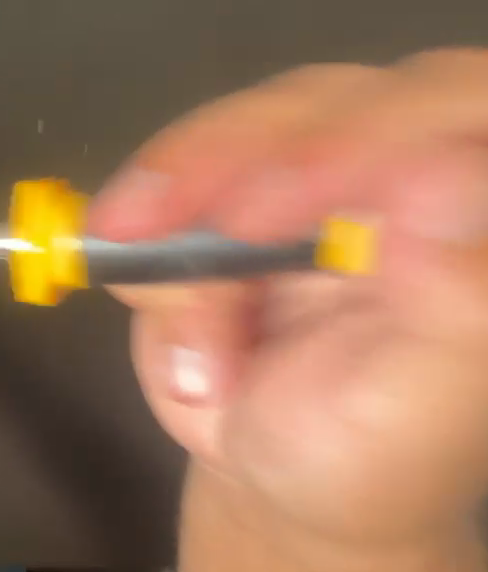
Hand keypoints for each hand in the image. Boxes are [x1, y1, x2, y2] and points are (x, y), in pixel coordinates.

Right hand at [90, 52, 487, 557]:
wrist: (274, 472)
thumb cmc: (364, 451)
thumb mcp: (417, 399)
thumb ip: (454, 299)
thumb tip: (441, 186)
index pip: (467, 123)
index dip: (372, 143)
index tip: (257, 215)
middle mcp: (426, 177)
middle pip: (358, 99)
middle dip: (245, 151)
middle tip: (150, 217)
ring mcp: (329, 181)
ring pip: (261, 120)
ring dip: (177, 178)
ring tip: (118, 237)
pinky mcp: (237, 195)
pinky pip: (180, 167)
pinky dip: (138, 211)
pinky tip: (118, 258)